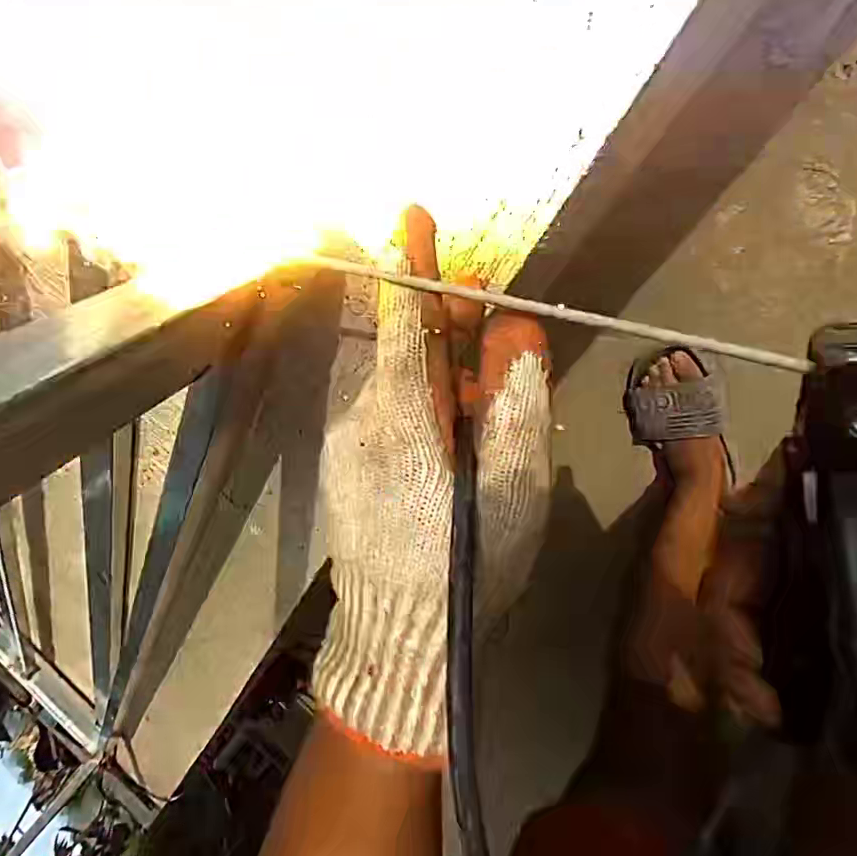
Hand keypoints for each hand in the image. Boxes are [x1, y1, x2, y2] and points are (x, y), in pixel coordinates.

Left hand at [311, 206, 552, 758]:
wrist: (402, 640)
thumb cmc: (467, 565)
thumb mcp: (512, 485)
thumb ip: (513, 400)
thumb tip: (511, 328)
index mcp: (402, 421)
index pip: (405, 324)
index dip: (409, 267)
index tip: (409, 215)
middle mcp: (360, 422)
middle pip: (399, 347)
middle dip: (439, 321)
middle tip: (481, 308)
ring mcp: (345, 446)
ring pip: (392, 381)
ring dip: (435, 369)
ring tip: (479, 387)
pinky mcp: (343, 469)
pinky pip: (382, 413)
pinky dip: (418, 403)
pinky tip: (451, 431)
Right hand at [699, 453, 856, 855]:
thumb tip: (831, 555)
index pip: (820, 507)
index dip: (766, 509)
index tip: (733, 554)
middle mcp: (846, 589)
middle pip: (759, 550)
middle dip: (732, 598)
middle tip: (744, 658)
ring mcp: (814, 625)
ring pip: (739, 596)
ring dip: (729, 643)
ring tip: (753, 699)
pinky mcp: (790, 661)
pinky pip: (738, 639)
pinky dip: (732, 669)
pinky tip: (754, 709)